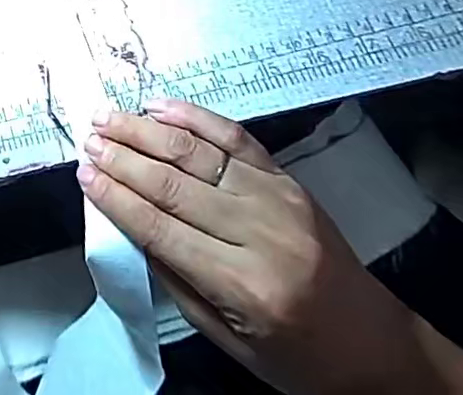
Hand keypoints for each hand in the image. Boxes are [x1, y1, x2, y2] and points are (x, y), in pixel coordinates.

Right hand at [77, 100, 442, 394]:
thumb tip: (123, 217)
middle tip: (88, 140)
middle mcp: (263, 235)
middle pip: (174, 184)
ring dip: (145, 131)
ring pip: (197, 153)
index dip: (116, 198)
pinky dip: (193, 116)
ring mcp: (279, 199)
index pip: (161, 229)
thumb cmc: (295, 355)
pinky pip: (234, 136)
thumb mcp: (226, 335)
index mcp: (246, 287)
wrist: (380, 351)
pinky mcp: (288, 179)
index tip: (83, 173)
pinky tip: (159, 106)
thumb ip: (171, 274)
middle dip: (122, 158)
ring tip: (108, 118)